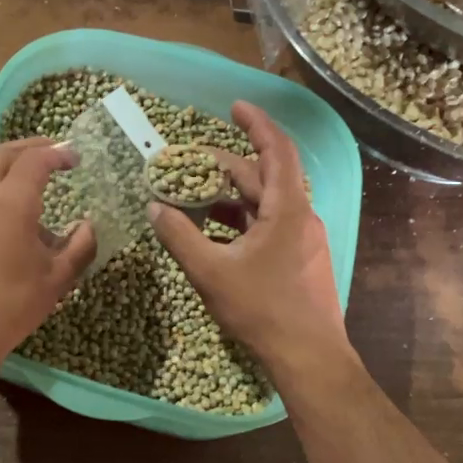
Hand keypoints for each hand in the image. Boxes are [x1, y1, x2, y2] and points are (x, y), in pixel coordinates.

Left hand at [0, 138, 96, 376]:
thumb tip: (87, 226)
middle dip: (27, 149)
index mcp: (10, 204)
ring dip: (2, 195)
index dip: (57, 153)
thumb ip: (78, 247)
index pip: (36, 161)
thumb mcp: (56, 281)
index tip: (71, 157)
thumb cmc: (11, 309)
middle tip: (47, 153)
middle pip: (1, 157)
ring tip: (20, 224)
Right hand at [148, 102, 345, 373]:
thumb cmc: (263, 309)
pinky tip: (211, 234)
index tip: (234, 106)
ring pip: (264, 204)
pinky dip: (238, 221)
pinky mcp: (298, 261)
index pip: (276, 150)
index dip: (256, 123)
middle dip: (225, 166)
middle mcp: (301, 217)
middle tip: (187, 163)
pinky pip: (267, 226)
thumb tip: (155, 207)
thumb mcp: (211, 272)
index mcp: (288, 209)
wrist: (308, 356)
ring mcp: (303, 240)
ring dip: (229, 196)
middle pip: (263, 177)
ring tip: (191, 197)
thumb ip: (180, 236)